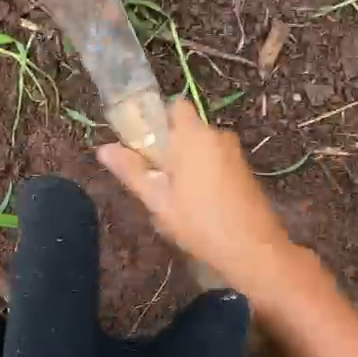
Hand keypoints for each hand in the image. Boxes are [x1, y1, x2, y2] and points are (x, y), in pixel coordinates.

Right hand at [97, 98, 312, 293]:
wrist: (254, 250)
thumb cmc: (200, 222)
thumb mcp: (157, 199)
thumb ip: (131, 170)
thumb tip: (103, 149)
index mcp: (194, 136)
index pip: (175, 106)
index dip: (158, 120)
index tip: (145, 145)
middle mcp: (217, 136)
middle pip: (186, 129)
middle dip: (169, 146)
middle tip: (155, 178)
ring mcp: (234, 153)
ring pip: (201, 146)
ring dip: (186, 162)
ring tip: (174, 195)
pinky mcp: (245, 170)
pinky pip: (215, 159)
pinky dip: (204, 172)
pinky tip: (198, 203)